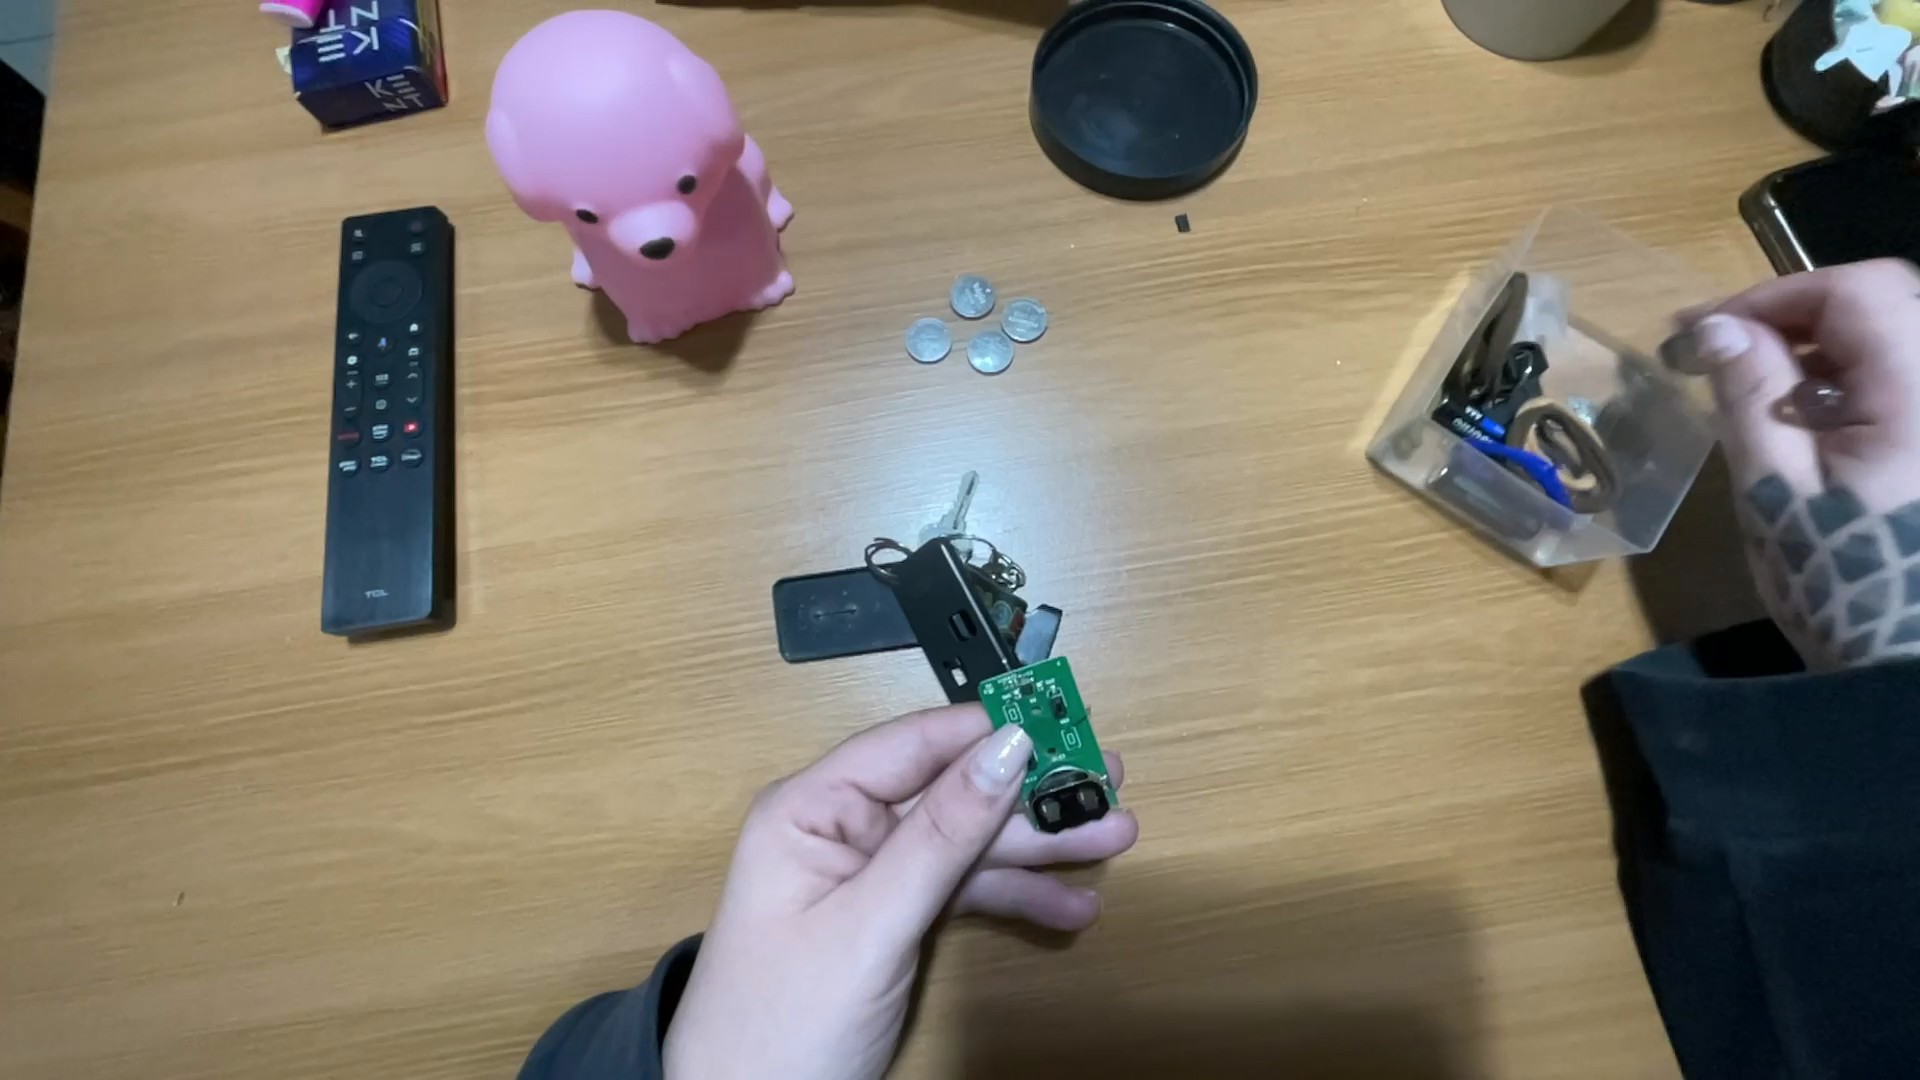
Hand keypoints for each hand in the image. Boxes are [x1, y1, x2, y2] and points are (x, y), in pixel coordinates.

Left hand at [661, 705, 1137, 1079]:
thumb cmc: (786, 1022)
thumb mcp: (869, 924)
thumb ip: (941, 834)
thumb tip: (1008, 746)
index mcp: (816, 804)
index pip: (913, 744)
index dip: (986, 729)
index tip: (1059, 720)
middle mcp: (846, 823)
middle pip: (951, 792)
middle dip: (1030, 794)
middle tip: (1107, 783)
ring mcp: (874, 869)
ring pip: (967, 841)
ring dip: (1038, 846)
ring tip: (1113, 837)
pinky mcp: (895, 911)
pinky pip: (962, 889)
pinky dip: (1015, 897)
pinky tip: (1069, 907)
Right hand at [1662, 259, 1919, 667]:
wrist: (1914, 653)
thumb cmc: (1834, 571)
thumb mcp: (1772, 487)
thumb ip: (1750, 399)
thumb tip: (1712, 330)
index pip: (1860, 291)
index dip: (1771, 296)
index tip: (1693, 332)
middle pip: (1885, 299)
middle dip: (1786, 312)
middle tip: (1706, 349)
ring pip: (1895, 330)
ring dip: (1810, 339)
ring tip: (1741, 376)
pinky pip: (1901, 370)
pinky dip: (1840, 370)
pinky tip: (1799, 406)